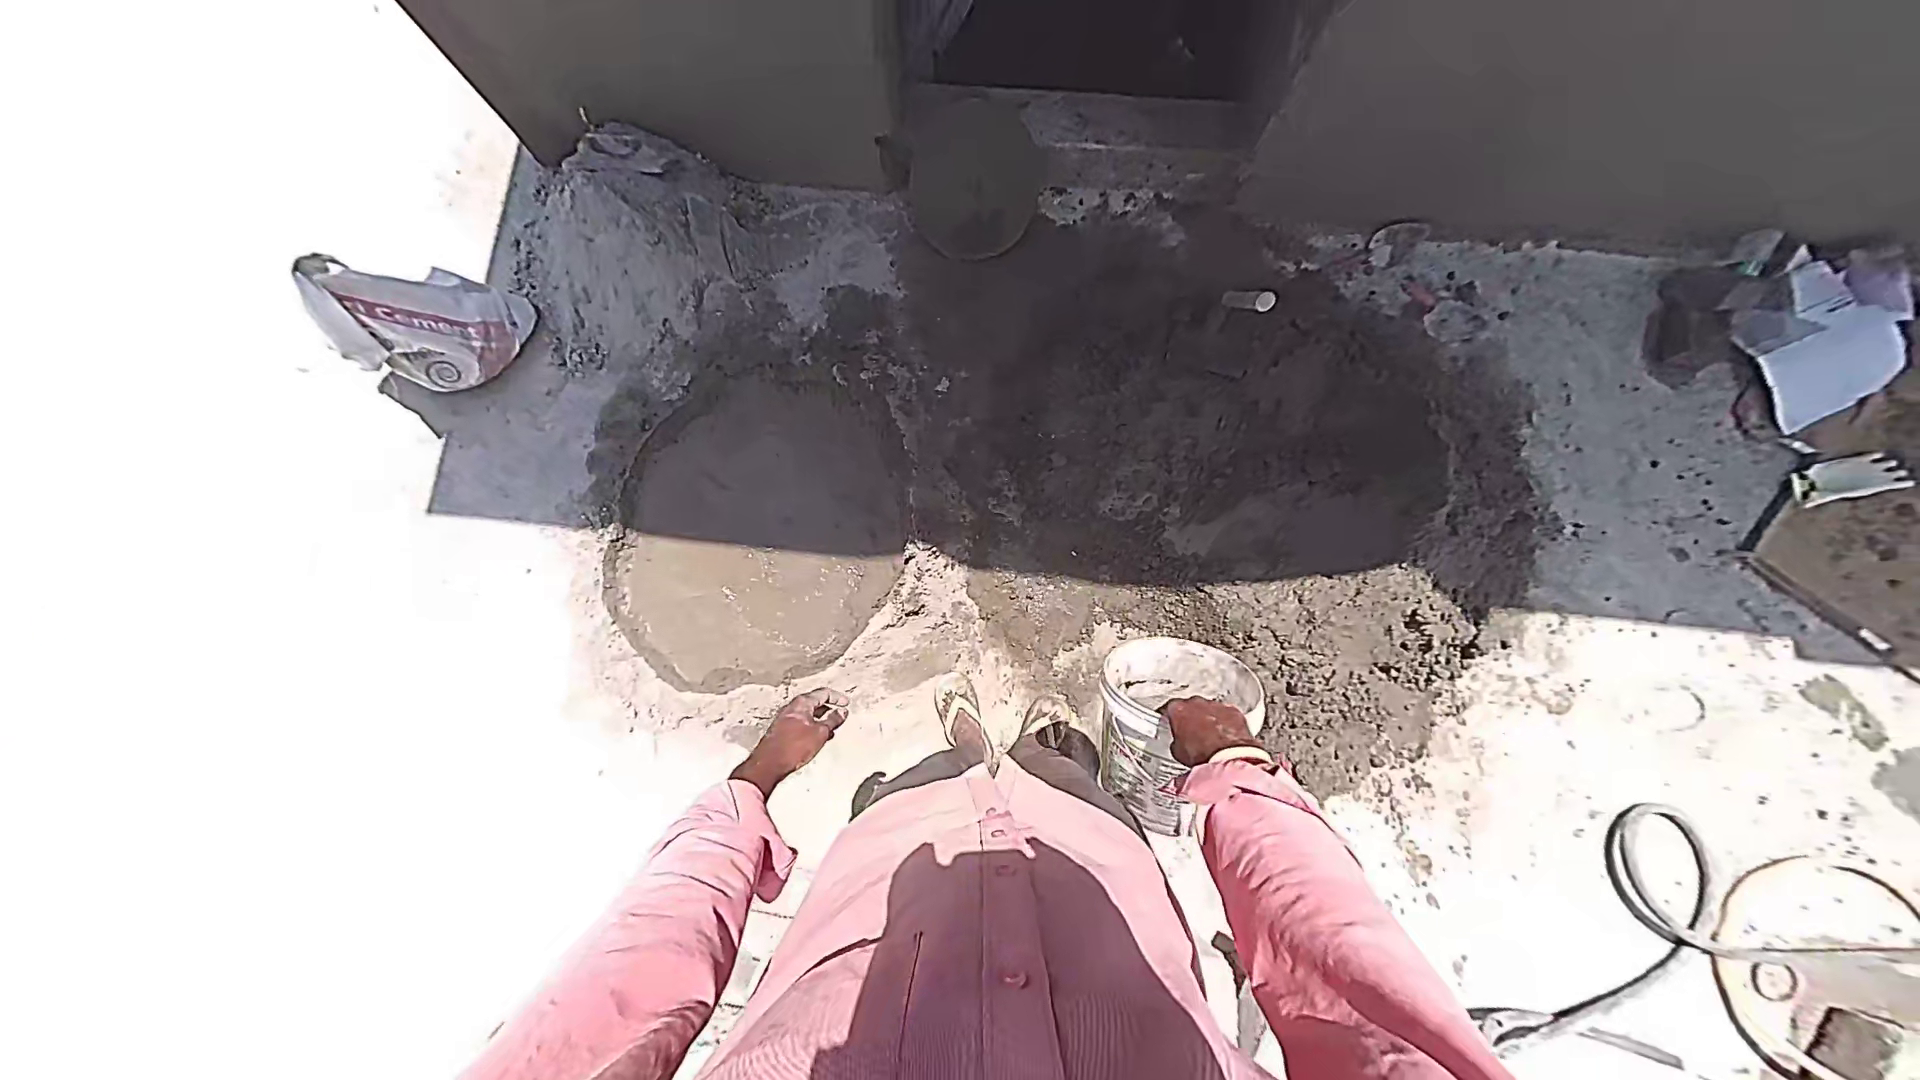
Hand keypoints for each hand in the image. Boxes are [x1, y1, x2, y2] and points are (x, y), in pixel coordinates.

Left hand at [730, 689, 848, 797]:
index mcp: (801, 703)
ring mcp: (784, 718)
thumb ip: (833, 720)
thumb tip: (842, 712)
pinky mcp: (780, 730)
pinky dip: (811, 726)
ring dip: (820, 719)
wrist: (768, 764)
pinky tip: (816, 738)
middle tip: (840, 714)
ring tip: (831, 729)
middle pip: (814, 702)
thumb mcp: (820, 733)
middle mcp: (791, 707)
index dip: (837, 698)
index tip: (846, 703)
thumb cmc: (792, 747)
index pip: (823, 693)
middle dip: (829, 708)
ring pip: (807, 714)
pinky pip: (800, 723)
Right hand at [1162, 696, 1262, 766]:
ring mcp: (1216, 705)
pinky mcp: (1233, 711)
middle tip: (1194, 732)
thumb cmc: (1202, 755)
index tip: (1175, 725)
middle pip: (1191, 705)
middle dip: (1192, 716)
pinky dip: (1227, 722)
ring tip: (1212, 736)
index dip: (1172, 718)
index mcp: (1178, 709)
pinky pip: (1228, 714)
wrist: (1228, 759)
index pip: (1170, 708)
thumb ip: (1176, 741)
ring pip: (1210, 708)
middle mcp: (1196, 703)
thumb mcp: (1178, 752)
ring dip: (1210, 718)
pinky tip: (1226, 736)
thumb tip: (1179, 744)